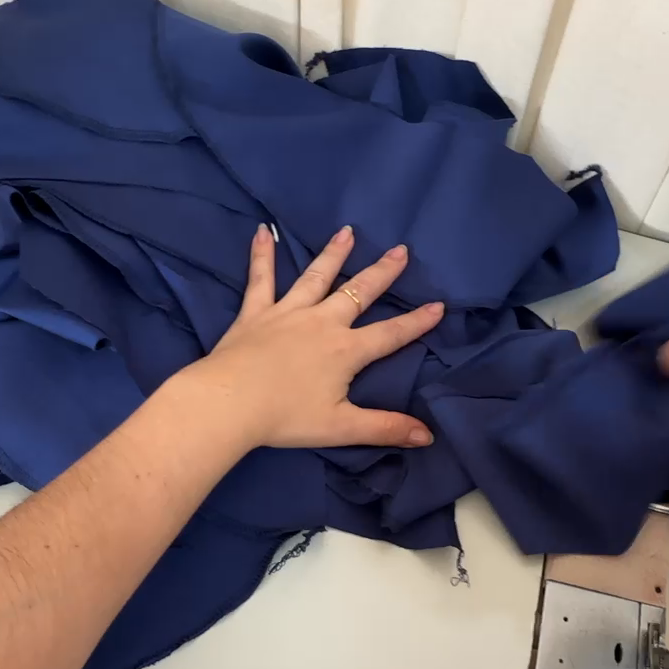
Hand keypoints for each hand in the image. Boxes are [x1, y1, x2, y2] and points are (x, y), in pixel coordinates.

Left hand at [176, 224, 444, 449]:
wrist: (229, 403)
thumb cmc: (286, 417)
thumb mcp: (342, 427)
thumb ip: (386, 428)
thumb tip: (427, 436)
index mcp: (346, 351)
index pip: (391, 334)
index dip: (417, 322)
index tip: (439, 305)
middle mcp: (322, 323)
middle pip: (359, 293)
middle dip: (383, 272)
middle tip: (401, 250)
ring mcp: (288, 313)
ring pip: (316, 277)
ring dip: (334, 254)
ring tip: (347, 232)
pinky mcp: (256, 313)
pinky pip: (261, 278)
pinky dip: (262, 255)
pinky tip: (262, 232)